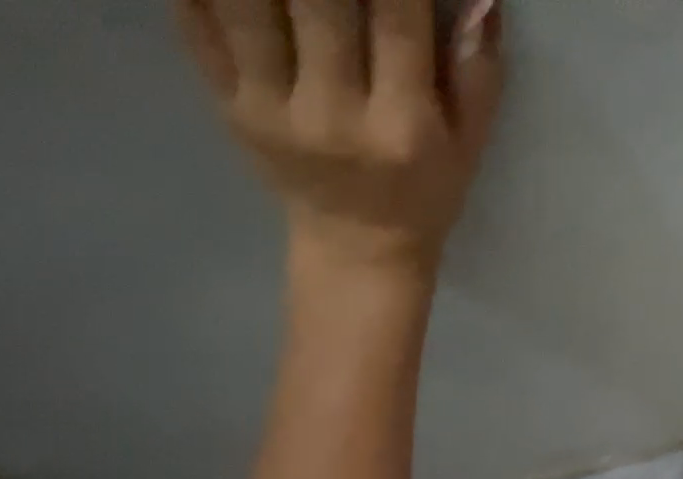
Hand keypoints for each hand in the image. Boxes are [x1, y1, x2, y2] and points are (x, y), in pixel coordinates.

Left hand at [179, 0, 503, 273]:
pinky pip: (198, 23)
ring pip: (247, 3)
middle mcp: (336, 115)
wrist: (358, 249)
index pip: (398, 22)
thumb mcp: (469, 146)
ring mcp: (272, 109)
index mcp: (404, 126)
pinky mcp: (229, 105)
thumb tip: (484, 0)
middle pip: (317, 1)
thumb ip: (477, 74)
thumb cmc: (425, 193)